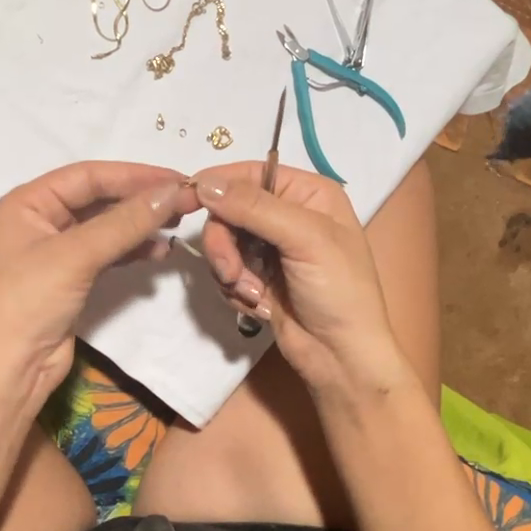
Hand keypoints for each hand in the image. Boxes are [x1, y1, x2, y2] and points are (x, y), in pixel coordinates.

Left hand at [0, 161, 197, 398]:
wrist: (10, 370)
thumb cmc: (29, 302)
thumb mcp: (76, 256)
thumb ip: (125, 222)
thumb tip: (174, 192)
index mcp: (27, 203)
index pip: (88, 176)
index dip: (134, 175)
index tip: (178, 179)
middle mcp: (40, 220)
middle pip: (99, 198)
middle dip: (140, 200)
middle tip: (185, 203)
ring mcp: (56, 251)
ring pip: (106, 226)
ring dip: (140, 226)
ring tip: (175, 228)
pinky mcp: (71, 279)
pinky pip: (108, 253)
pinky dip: (133, 250)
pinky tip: (158, 252)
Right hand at [193, 163, 407, 393]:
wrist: (341, 357)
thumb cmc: (339, 291)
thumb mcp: (305, 239)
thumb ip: (254, 208)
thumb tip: (204, 182)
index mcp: (309, 193)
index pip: (251, 173)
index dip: (219, 184)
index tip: (188, 200)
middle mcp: (288, 215)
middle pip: (229, 210)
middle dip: (225, 243)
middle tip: (231, 271)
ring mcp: (271, 249)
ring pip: (223, 243)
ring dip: (230, 271)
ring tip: (252, 294)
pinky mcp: (258, 278)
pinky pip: (227, 272)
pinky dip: (235, 289)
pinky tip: (258, 305)